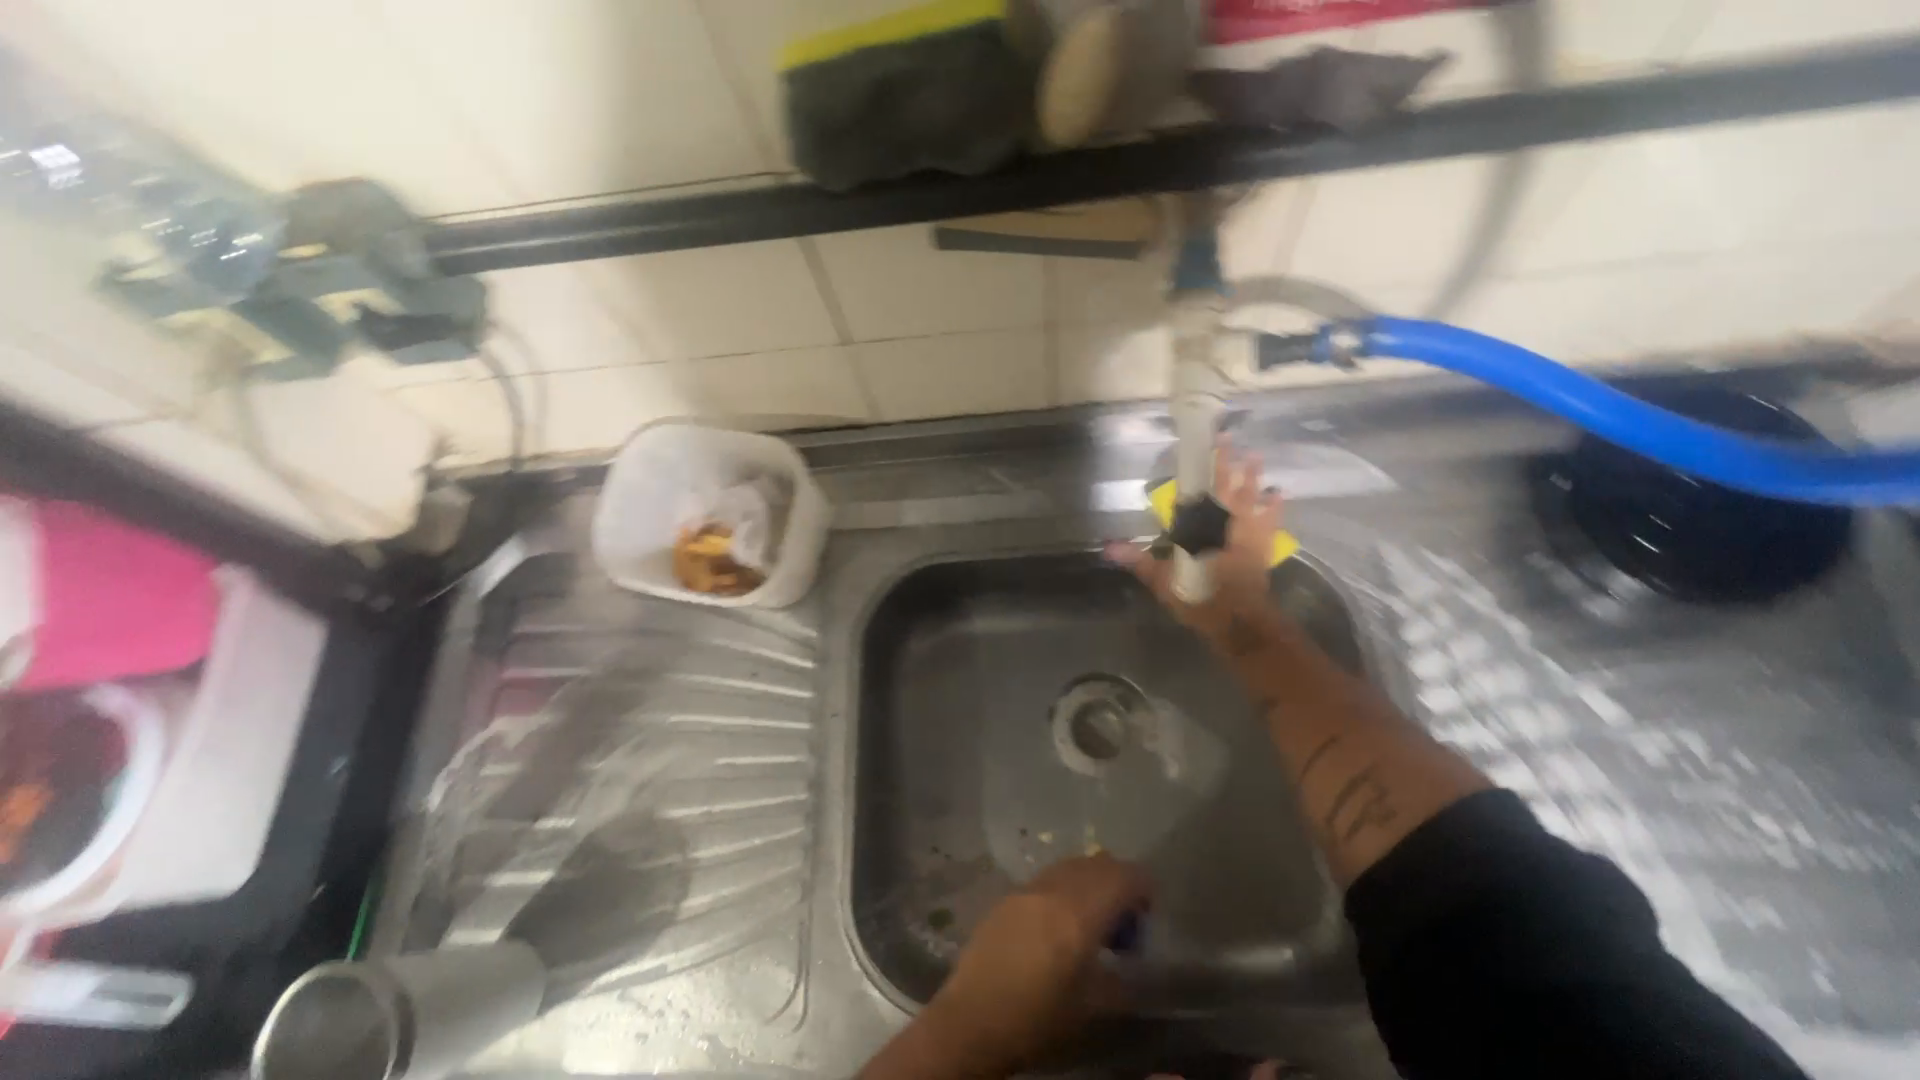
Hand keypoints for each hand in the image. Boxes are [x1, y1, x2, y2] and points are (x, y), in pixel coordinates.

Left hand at [913, 855, 1151, 1075]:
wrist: (971, 1021)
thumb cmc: (1037, 1018)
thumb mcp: (1091, 1006)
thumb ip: (1119, 980)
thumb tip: (1128, 966)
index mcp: (1079, 913)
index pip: (1123, 875)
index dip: (1143, 887)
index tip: (1148, 913)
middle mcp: (1053, 890)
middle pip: (1097, 863)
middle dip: (1118, 883)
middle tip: (1124, 921)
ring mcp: (1025, 890)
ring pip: (1070, 867)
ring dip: (1090, 884)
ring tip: (1091, 923)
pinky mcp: (1005, 899)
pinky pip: (1046, 880)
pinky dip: (1064, 891)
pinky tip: (1058, 927)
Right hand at [1106, 438, 1283, 641]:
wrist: (1239, 620)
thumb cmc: (1200, 597)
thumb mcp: (1163, 581)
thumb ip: (1139, 561)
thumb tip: (1108, 548)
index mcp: (1200, 528)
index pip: (1199, 490)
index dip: (1202, 467)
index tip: (1204, 445)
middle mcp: (1225, 524)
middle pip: (1226, 486)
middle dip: (1227, 462)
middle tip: (1228, 438)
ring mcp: (1248, 534)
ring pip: (1251, 497)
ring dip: (1253, 477)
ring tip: (1255, 456)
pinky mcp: (1262, 547)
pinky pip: (1270, 520)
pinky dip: (1273, 506)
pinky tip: (1277, 494)